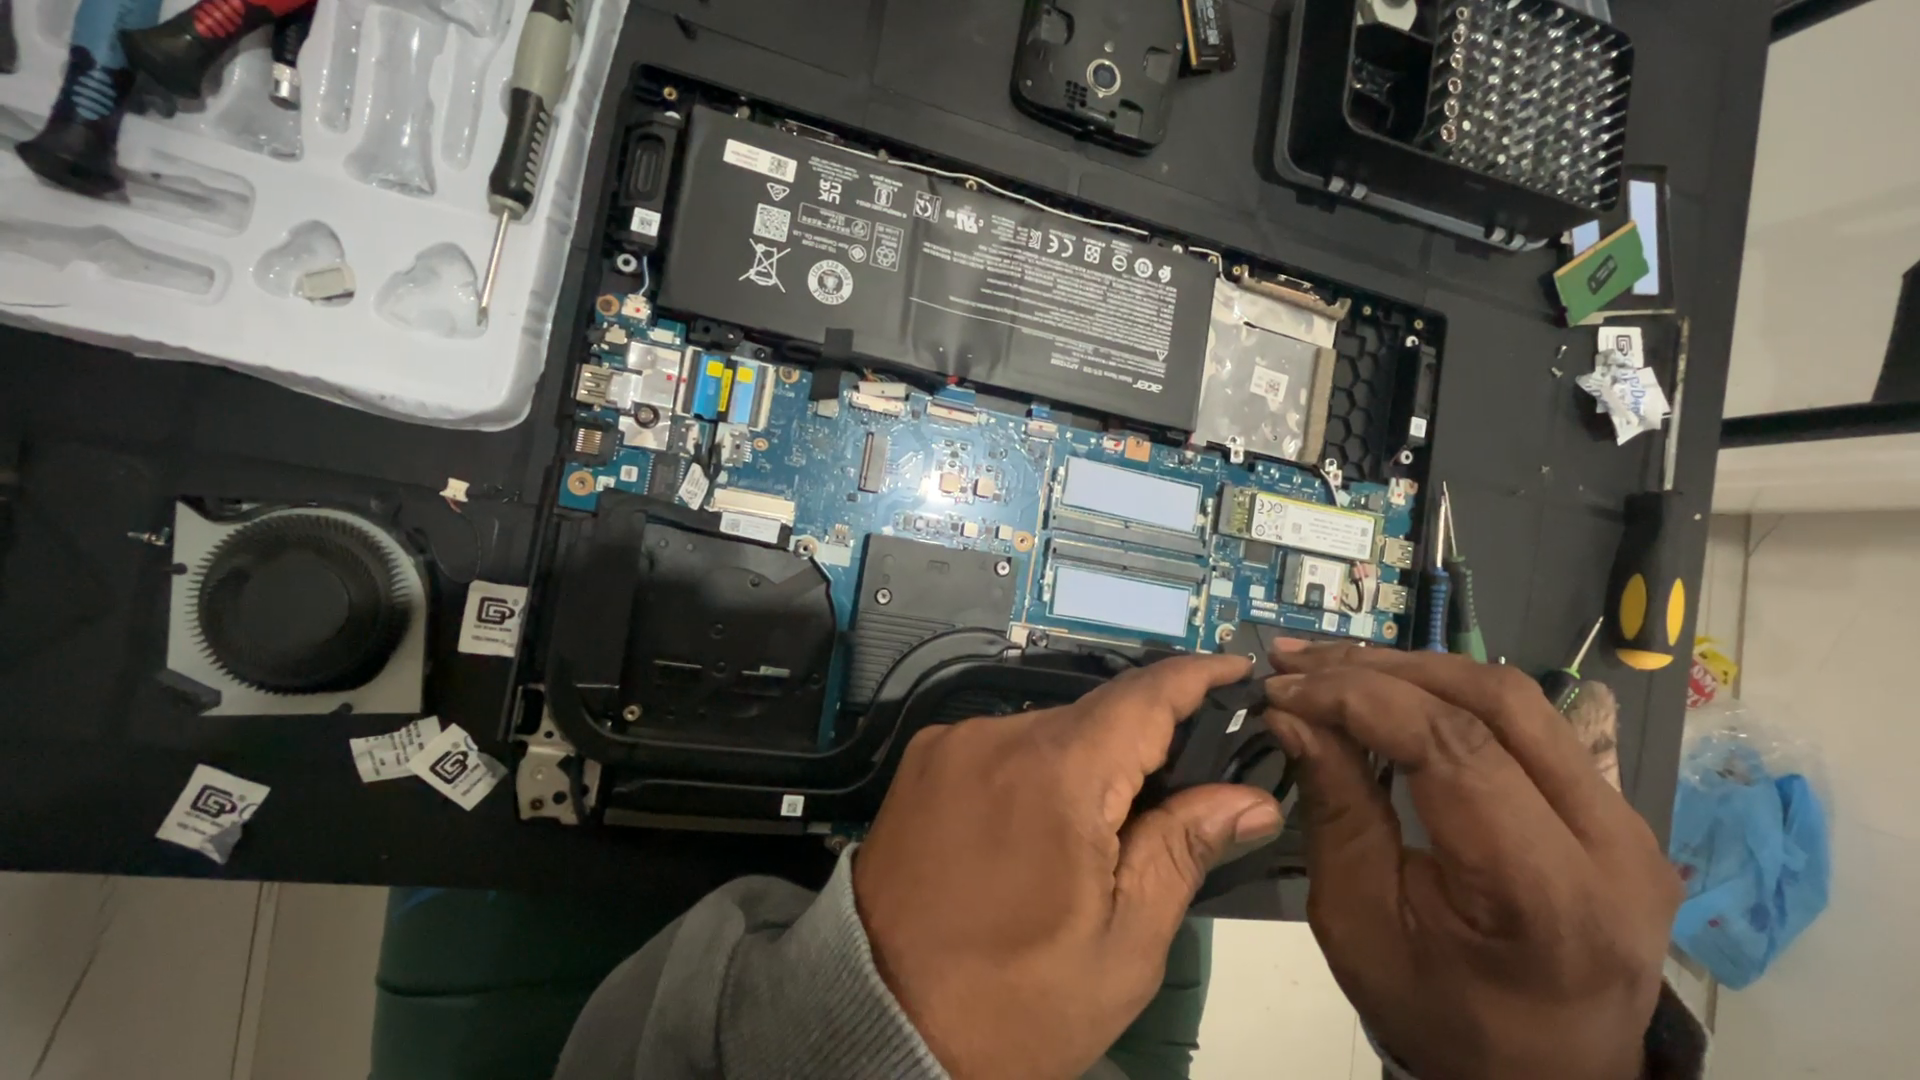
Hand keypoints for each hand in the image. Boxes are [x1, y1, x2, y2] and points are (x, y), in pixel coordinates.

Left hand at [854, 653, 1283, 1078]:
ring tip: (1108, 823)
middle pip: (1095, 714)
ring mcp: (950, 744)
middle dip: (1146, 740)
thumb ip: (1184, 849)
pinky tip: (1044, 821)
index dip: (1197, 675)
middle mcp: (996, 736)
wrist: (880, 1023)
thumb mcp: (1123, 944)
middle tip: (1185, 786)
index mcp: (1056, 773)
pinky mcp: (920, 763)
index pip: (1144, 696)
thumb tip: (1250, 799)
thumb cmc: (1014, 1001)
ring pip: (1047, 730)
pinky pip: (1000, 746)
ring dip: (1087, 761)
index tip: (1236, 666)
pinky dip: (1036, 768)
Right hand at [1264, 642, 1681, 1079]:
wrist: (1543, 1078)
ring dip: (1413, 668)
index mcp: (1544, 893)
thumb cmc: (1436, 1013)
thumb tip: (1290, 713)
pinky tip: (1388, 692)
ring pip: (1516, 698)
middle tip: (1295, 662)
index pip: (1454, 746)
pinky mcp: (1616, 813)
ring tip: (1329, 666)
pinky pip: (1528, 725)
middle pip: (1495, 702)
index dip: (1357, 698)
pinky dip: (1445, 694)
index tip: (1281, 691)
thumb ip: (1335, 809)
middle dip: (1381, 667)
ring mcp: (1627, 824)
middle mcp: (1611, 845)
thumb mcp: (1358, 922)